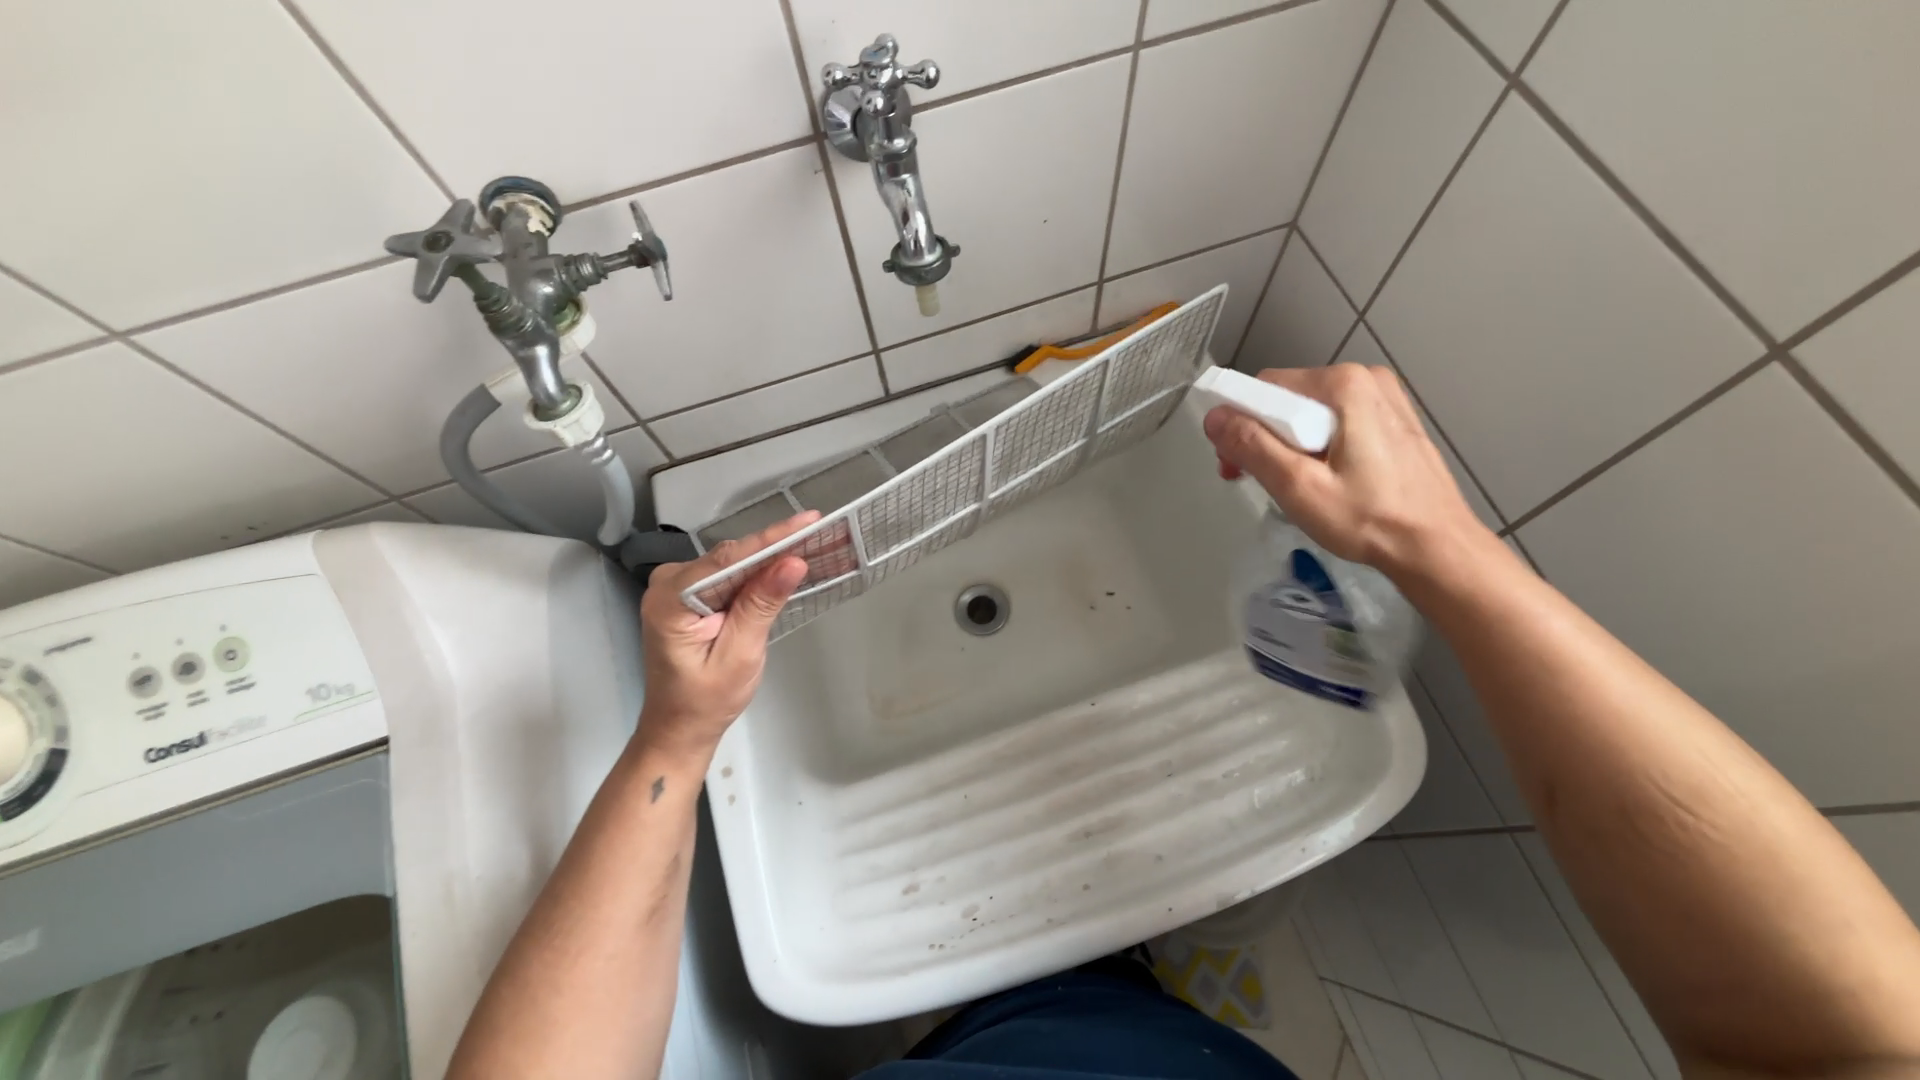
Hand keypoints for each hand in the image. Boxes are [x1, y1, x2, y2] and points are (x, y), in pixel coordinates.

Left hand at [636, 511, 818, 760]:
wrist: (680, 726)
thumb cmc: (707, 700)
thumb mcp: (740, 655)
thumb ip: (761, 605)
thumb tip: (792, 562)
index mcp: (670, 600)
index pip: (728, 560)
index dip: (771, 540)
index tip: (808, 521)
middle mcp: (667, 583)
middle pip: (729, 557)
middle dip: (774, 547)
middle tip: (819, 530)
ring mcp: (675, 587)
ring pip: (731, 563)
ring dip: (768, 558)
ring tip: (809, 542)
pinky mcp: (688, 594)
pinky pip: (727, 575)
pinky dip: (755, 573)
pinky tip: (782, 566)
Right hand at [1203, 365, 1493, 581]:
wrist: (1436, 547)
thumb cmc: (1367, 519)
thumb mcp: (1297, 486)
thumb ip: (1252, 446)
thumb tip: (1214, 417)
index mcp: (1344, 385)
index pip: (1265, 387)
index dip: (1239, 424)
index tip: (1234, 464)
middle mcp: (1367, 379)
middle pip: (1288, 399)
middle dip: (1264, 437)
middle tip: (1259, 482)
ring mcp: (1385, 399)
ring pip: (1311, 413)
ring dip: (1290, 446)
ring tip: (1298, 488)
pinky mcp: (1393, 420)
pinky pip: (1336, 423)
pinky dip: (1319, 447)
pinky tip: (1327, 481)